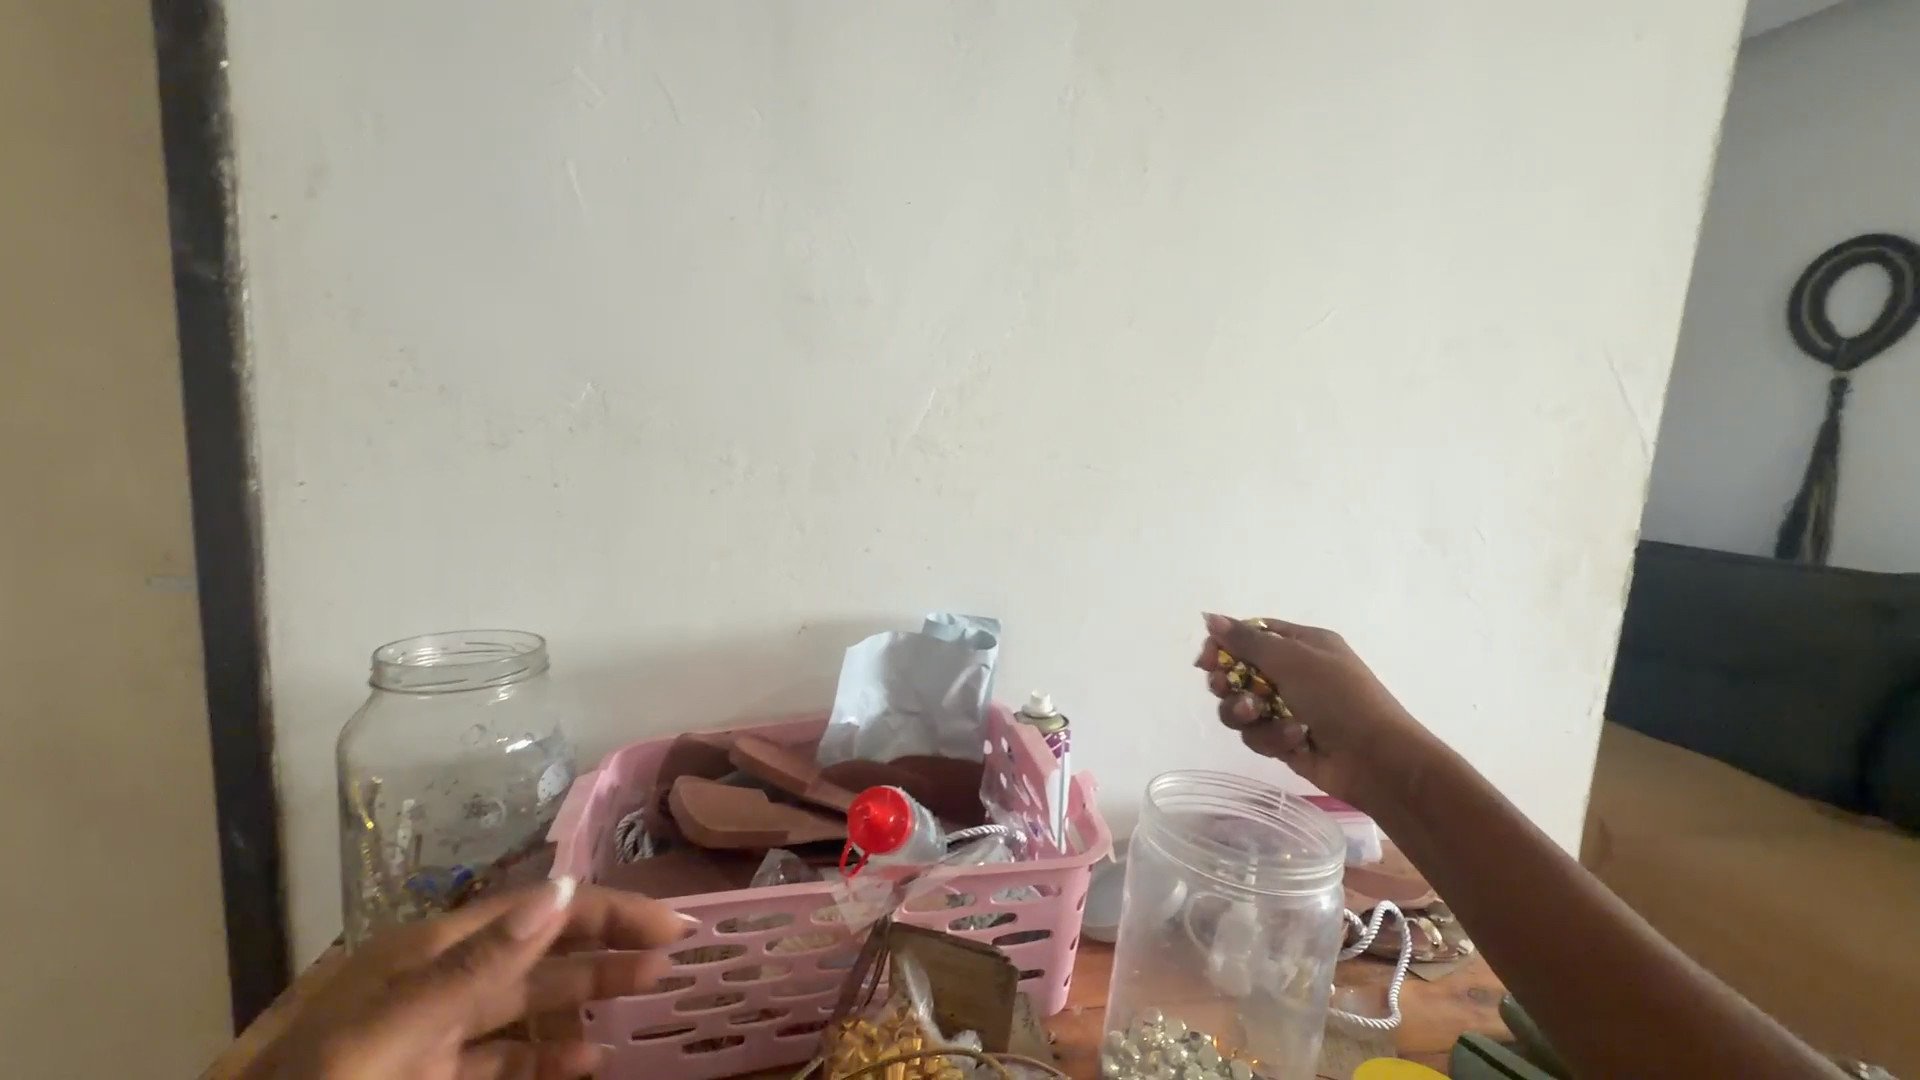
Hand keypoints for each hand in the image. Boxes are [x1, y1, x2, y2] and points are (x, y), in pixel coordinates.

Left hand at [245, 879, 691, 1079]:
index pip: (542, 911)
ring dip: (591, 995)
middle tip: (677, 951)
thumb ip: (475, 967)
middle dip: (612, 945)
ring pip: (533, 1002)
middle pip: (546, 950)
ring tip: (650, 991)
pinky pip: (505, 1061)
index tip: (671, 922)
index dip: (610, 910)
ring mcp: (436, 1034)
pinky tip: (590, 1062)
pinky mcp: (431, 1079)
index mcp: (434, 951)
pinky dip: (550, 1059)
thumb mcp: (384, 1038)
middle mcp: (443, 980)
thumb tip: (561, 888)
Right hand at [1197, 612, 1439, 814]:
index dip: (1226, 645)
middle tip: (1225, 687)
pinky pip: (1257, 734)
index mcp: (1303, 644)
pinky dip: (1271, 736)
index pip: (1253, 635)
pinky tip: (1293, 740)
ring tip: (1257, 716)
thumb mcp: (1292, 659)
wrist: (1376, 759)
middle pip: (1239, 672)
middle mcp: (1295, 673)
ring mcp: (1289, 708)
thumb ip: (1247, 640)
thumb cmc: (1339, 697)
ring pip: (1242, 706)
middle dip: (1228, 682)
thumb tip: (1210, 619)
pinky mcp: (1285, 740)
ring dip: (1245, 712)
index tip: (1207, 659)